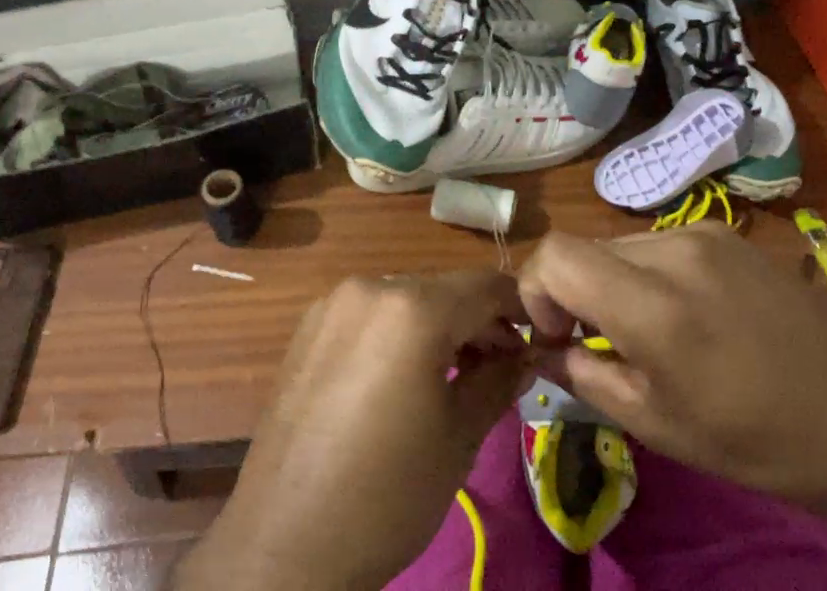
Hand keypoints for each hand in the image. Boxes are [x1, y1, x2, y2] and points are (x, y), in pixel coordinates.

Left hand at [176, 271, 528, 590]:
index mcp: (412, 308)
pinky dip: (398, 336)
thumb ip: (499, 380)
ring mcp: (330, 307)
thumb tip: (526, 356)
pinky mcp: (306, 332)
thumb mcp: (460, 436)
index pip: (486, 286)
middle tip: (500, 370)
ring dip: (438, 329)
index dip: (521, 310)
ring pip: (405, 302)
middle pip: (443, 291)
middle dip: (478, 323)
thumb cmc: (389, 491)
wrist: (286, 541)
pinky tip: (403, 381)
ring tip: (454, 379)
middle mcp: (368, 289)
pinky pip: (370, 318)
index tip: (540, 342)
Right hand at [518, 221, 826, 519]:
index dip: (537, 293)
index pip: (555, 254)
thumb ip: (585, 377)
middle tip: (601, 348)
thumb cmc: (761, 441)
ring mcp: (710, 235)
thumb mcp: (659, 425)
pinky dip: (653, 276)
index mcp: (652, 302)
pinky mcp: (735, 237)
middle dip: (576, 294)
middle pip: (587, 249)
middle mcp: (676, 249)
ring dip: (615, 285)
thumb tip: (545, 351)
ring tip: (652, 338)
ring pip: (625, 246)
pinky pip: (665, 245)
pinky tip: (693, 320)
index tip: (561, 338)